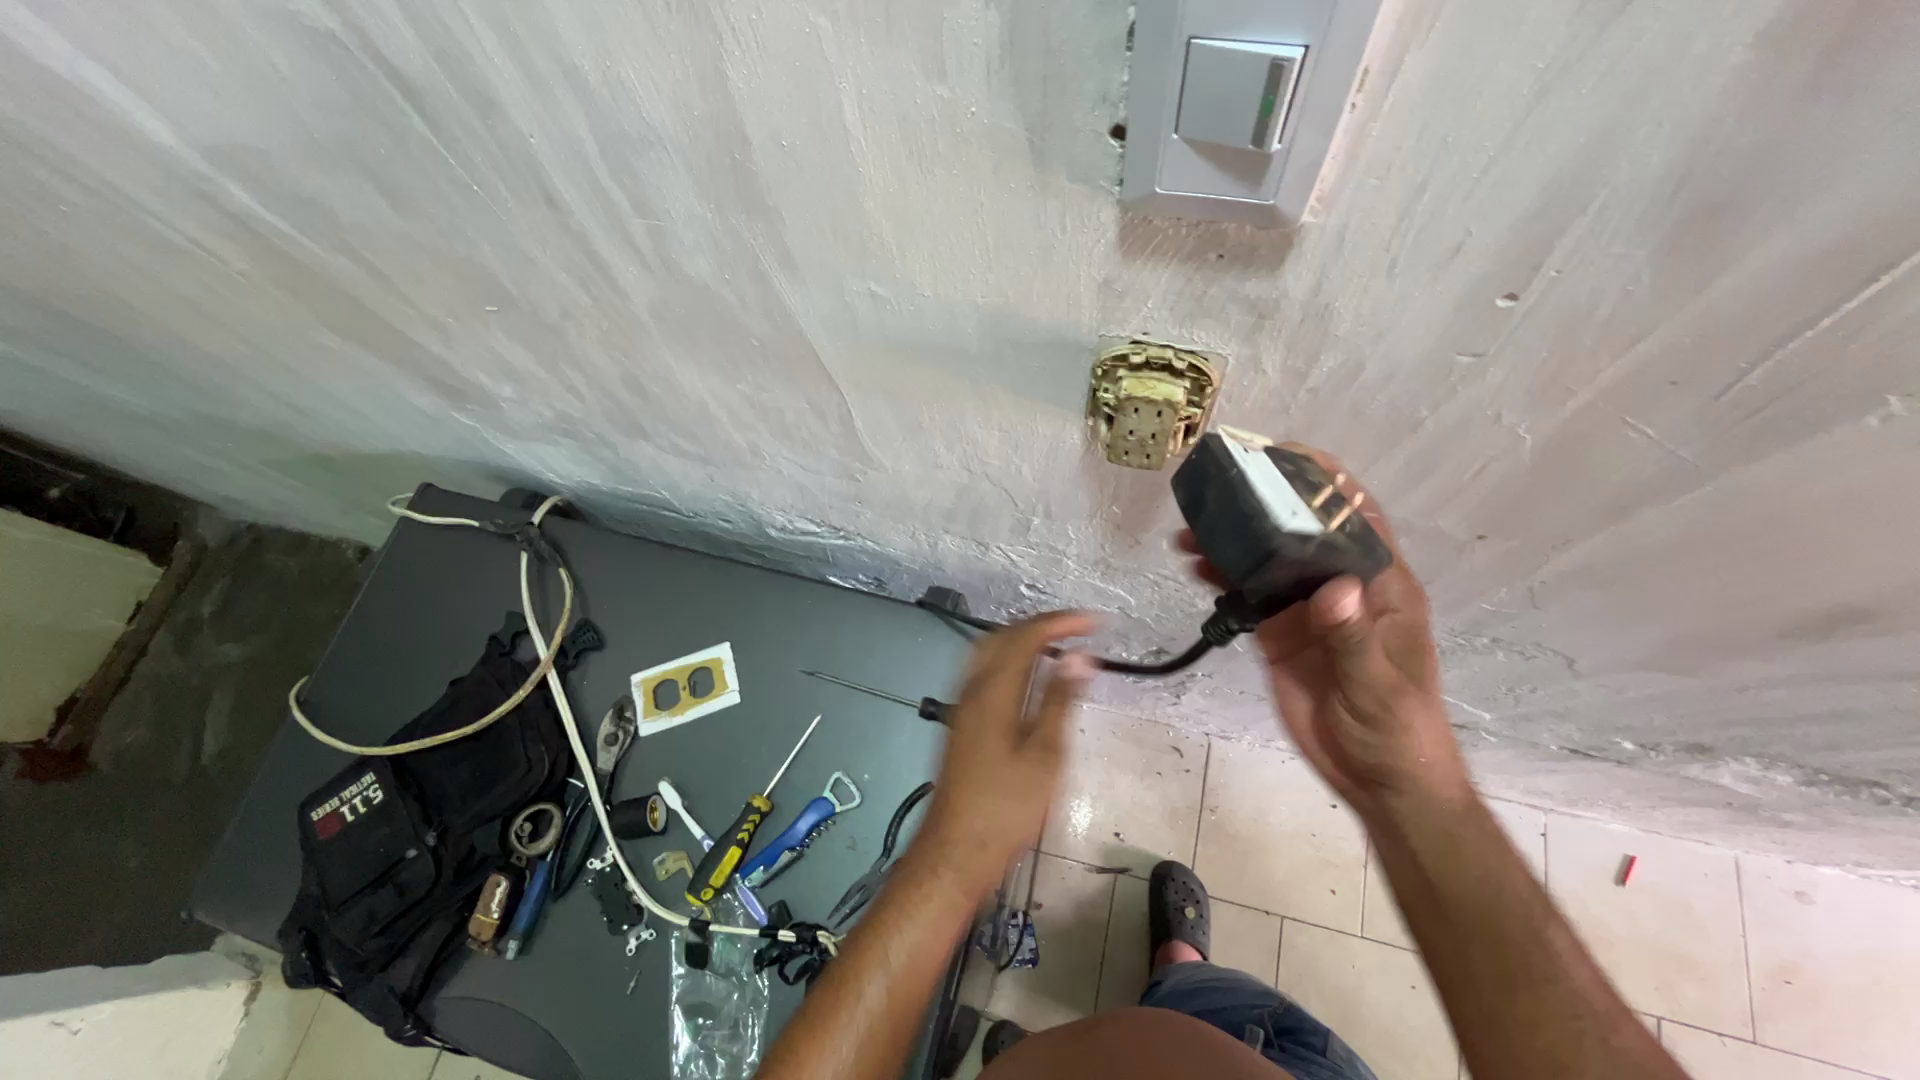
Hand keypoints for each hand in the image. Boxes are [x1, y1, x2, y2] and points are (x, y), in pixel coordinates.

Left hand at [914, 613, 1094, 894]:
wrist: (956, 849)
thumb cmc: (1006, 808)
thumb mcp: (1045, 755)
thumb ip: (1060, 701)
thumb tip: (1079, 657)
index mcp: (992, 692)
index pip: (1025, 637)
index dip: (1061, 622)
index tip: (1095, 622)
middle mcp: (971, 691)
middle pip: (1001, 637)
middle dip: (1039, 625)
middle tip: (1076, 628)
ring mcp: (961, 708)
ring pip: (988, 654)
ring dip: (1022, 641)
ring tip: (1057, 646)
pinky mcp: (961, 725)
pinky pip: (983, 673)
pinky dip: (1009, 662)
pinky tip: (1028, 680)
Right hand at [1178, 444, 1468, 819]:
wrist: (1378, 779)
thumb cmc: (1397, 728)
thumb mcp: (1378, 686)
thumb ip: (1353, 639)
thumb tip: (1331, 589)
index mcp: (1380, 588)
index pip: (1357, 520)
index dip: (1328, 483)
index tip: (1288, 454)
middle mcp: (1341, 588)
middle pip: (1302, 532)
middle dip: (1265, 506)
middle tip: (1222, 487)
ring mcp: (1307, 611)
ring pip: (1267, 562)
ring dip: (1233, 543)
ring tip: (1190, 531)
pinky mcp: (1279, 635)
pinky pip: (1248, 596)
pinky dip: (1222, 578)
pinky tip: (1197, 567)